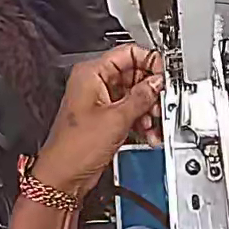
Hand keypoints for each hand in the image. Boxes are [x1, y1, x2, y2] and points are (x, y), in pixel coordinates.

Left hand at [32, 45, 164, 195]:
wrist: (64, 176)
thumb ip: (141, 96)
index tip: (164, 76)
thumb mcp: (116, 118)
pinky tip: (148, 132)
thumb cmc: (75, 148)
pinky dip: (142, 120)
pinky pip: (131, 111)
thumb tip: (157, 82)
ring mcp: (101, 101)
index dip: (150, 62)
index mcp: (91, 73)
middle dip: (151, 92)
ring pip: (135, 95)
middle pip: (135, 75)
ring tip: (153, 123)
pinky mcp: (106, 118)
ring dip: (149, 109)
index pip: (128, 53)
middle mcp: (95, 83)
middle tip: (161, 103)